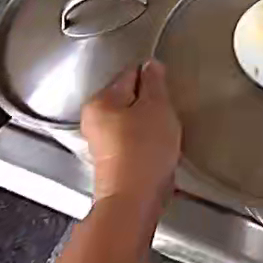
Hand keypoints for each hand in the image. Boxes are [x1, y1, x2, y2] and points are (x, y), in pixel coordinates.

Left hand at [81, 61, 180, 205]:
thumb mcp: (157, 105)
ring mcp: (101, 141)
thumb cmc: (146, 146)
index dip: (153, 79)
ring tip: (165, 130)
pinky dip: (147, 137)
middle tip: (168, 112)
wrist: (136, 197)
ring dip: (150, 120)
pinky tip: (159, 145)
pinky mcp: (113, 159)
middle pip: (130, 97)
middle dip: (151, 101)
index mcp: (100, 101)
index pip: (131, 74)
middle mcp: (93, 119)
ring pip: (132, 118)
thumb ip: (154, 81)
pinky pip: (133, 137)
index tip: (168, 91)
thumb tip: (150, 65)